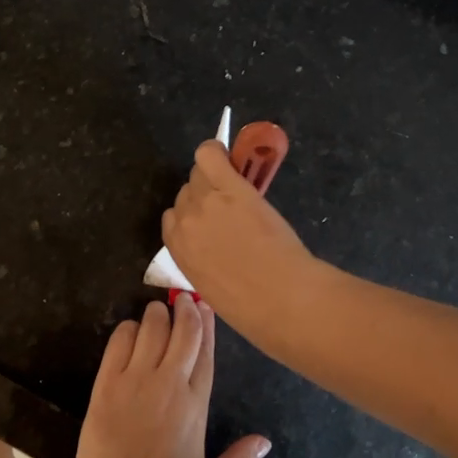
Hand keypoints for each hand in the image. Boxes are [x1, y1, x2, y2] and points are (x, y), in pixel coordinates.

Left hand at [75, 298, 269, 457]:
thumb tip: (264, 441)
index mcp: (196, 405)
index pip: (206, 351)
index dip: (206, 323)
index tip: (205, 304)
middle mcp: (169, 384)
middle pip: (183, 330)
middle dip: (184, 308)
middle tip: (182, 299)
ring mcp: (135, 380)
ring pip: (152, 326)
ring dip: (157, 315)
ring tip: (158, 314)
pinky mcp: (105, 382)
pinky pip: (119, 339)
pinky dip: (128, 329)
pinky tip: (131, 332)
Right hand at [162, 141, 315, 327]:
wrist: (285, 300)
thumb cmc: (255, 307)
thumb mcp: (212, 288)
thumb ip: (202, 259)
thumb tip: (212, 245)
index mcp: (178, 251)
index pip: (172, 218)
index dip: (192, 218)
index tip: (211, 223)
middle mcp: (185, 222)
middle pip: (186, 192)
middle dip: (204, 198)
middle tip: (230, 210)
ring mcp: (206, 201)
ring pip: (198, 172)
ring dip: (213, 178)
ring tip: (236, 191)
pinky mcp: (230, 187)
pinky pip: (210, 154)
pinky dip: (217, 150)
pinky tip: (228, 154)